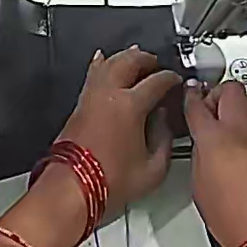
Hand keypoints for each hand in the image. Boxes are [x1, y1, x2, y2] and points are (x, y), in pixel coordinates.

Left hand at [50, 46, 181, 222]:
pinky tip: (103, 62)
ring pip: (108, 63)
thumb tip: (165, 124)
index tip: (175, 81)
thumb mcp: (153, 169)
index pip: (157, 80)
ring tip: (135, 58)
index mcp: (130, 106)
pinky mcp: (79, 106)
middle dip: (146, 59)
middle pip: (129, 61)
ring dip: (124, 57)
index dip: (170, 78)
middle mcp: (108, 94)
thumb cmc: (107, 181)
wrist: (71, 189)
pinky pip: (92, 75)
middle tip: (156, 64)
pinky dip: (102, 65)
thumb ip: (165, 140)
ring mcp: (90, 97)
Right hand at [184, 79, 246, 246]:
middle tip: (209, 106)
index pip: (197, 103)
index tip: (189, 94)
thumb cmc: (232, 215)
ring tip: (225, 126)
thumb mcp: (197, 182)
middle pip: (231, 90)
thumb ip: (198, 152)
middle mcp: (241, 132)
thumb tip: (200, 142)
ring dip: (235, 109)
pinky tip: (241, 146)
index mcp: (214, 138)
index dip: (190, 96)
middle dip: (217, 94)